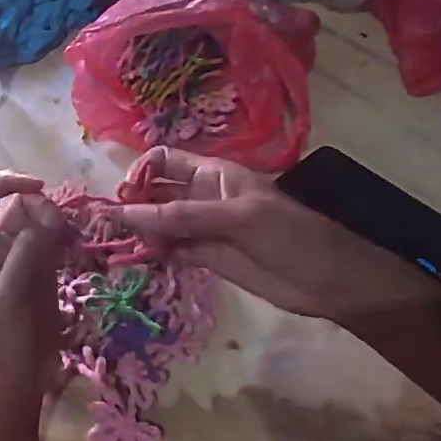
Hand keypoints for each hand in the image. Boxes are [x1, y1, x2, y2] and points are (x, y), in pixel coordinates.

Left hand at [0, 172, 70, 414]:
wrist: (17, 383)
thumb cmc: (2, 343)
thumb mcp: (9, 297)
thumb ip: (26, 252)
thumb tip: (49, 212)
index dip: (8, 182)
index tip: (41, 186)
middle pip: (17, 204)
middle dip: (40, 205)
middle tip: (60, 228)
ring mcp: (21, 260)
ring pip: (39, 221)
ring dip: (57, 221)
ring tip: (72, 237)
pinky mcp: (43, 273)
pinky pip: (54, 242)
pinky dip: (66, 237)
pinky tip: (78, 244)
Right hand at [111, 147, 440, 325]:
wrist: (328, 280)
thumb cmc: (290, 234)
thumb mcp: (237, 217)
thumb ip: (181, 215)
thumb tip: (125, 213)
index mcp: (212, 173)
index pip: (162, 160)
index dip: (139, 173)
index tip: (124, 199)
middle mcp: (201, 196)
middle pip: (154, 191)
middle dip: (132, 204)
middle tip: (111, 229)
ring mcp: (202, 228)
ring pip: (159, 224)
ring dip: (140, 233)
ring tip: (125, 249)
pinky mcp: (205, 258)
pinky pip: (171, 251)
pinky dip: (154, 255)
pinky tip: (145, 262)